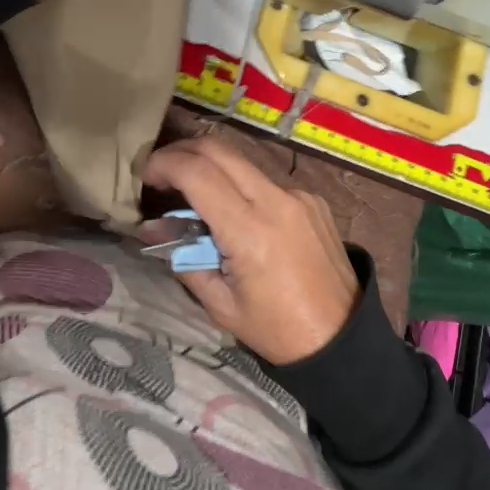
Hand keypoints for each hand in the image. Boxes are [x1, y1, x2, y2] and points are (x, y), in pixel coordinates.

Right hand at [141, 137, 358, 364]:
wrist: (343, 340)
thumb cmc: (276, 330)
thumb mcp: (220, 305)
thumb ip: (183, 258)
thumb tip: (151, 226)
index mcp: (250, 232)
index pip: (197, 173)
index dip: (164, 164)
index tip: (146, 176)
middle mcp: (276, 201)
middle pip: (218, 149)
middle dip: (181, 151)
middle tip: (161, 172)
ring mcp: (298, 195)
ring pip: (242, 161)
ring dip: (210, 166)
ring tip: (193, 194)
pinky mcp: (312, 198)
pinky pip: (265, 179)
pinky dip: (240, 185)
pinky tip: (236, 213)